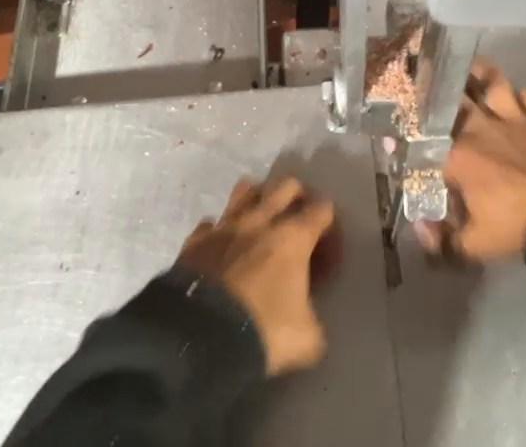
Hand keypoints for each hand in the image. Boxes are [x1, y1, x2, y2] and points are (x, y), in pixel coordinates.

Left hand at [177, 175, 337, 375]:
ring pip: (246, 189)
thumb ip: (315, 321)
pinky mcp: (195, 240)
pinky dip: (220, 232)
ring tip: (261, 225)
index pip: (323, 209)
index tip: (326, 255)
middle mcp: (260, 221)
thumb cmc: (261, 332)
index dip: (331, 228)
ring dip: (258, 201)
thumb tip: (309, 322)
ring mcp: (224, 226)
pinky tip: (222, 251)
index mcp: (293, 237)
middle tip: (299, 226)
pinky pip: (211, 223)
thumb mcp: (306, 338)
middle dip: (299, 200)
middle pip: (287, 185)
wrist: (197, 339)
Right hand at [418, 60, 525, 260]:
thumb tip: (422, 229)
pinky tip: (516, 101)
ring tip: (471, 72)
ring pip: (493, 81)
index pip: (423, 138)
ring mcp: (513, 118)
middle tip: (427, 82)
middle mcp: (480, 128)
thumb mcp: (473, 244)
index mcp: (457, 155)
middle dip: (437, 87)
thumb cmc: (516, 227)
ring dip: (480, 76)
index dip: (406, 135)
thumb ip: (442, 238)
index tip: (395, 136)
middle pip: (454, 95)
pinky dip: (520, 96)